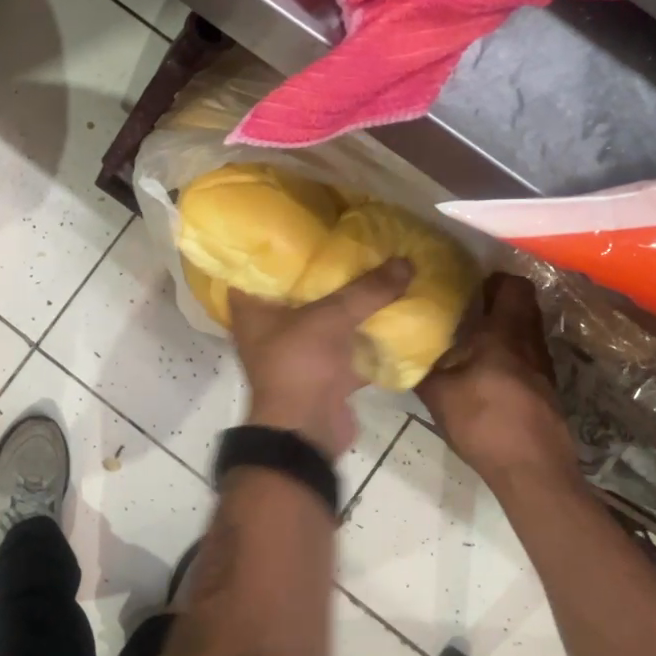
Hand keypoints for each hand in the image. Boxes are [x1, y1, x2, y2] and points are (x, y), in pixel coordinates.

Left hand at [228, 259, 412, 457]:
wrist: (306, 432)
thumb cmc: (299, 365)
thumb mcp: (330, 317)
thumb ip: (366, 290)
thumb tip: (405, 261)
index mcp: (250, 307)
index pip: (254, 266)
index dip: (272, 245)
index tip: (298, 223)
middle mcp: (267, 325)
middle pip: (294, 290)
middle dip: (321, 271)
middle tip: (347, 240)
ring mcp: (294, 349)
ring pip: (322, 316)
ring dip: (347, 301)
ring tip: (374, 267)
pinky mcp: (321, 370)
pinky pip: (344, 344)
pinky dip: (364, 333)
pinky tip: (390, 311)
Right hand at [415, 273, 578, 486]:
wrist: (533, 473)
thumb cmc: (484, 423)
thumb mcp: (438, 394)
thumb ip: (418, 366)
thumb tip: (395, 347)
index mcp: (503, 335)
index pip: (513, 287)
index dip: (493, 278)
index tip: (466, 282)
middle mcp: (529, 345)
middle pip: (523, 306)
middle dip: (497, 299)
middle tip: (464, 304)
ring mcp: (543, 369)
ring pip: (527, 332)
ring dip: (504, 327)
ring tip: (470, 336)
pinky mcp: (546, 392)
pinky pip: (528, 356)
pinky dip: (510, 352)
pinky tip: (484, 370)